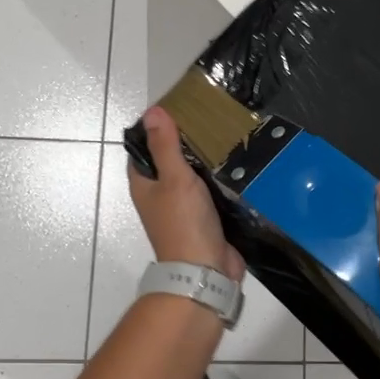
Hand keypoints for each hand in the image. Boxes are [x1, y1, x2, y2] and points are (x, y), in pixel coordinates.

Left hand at [128, 106, 244, 280]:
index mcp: (144, 184)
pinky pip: (210, 190)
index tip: (181, 107)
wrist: (205, 271)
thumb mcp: (174, 178)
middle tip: (210, 116)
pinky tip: (235, 162)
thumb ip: (165, 146)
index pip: (144, 147)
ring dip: (205, 158)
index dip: (157, 127)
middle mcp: (159, 194)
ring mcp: (182, 207)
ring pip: (191, 174)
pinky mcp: (205, 217)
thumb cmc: (183, 222)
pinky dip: (219, 177)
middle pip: (169, 159)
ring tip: (226, 132)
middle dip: (186, 140)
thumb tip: (153, 112)